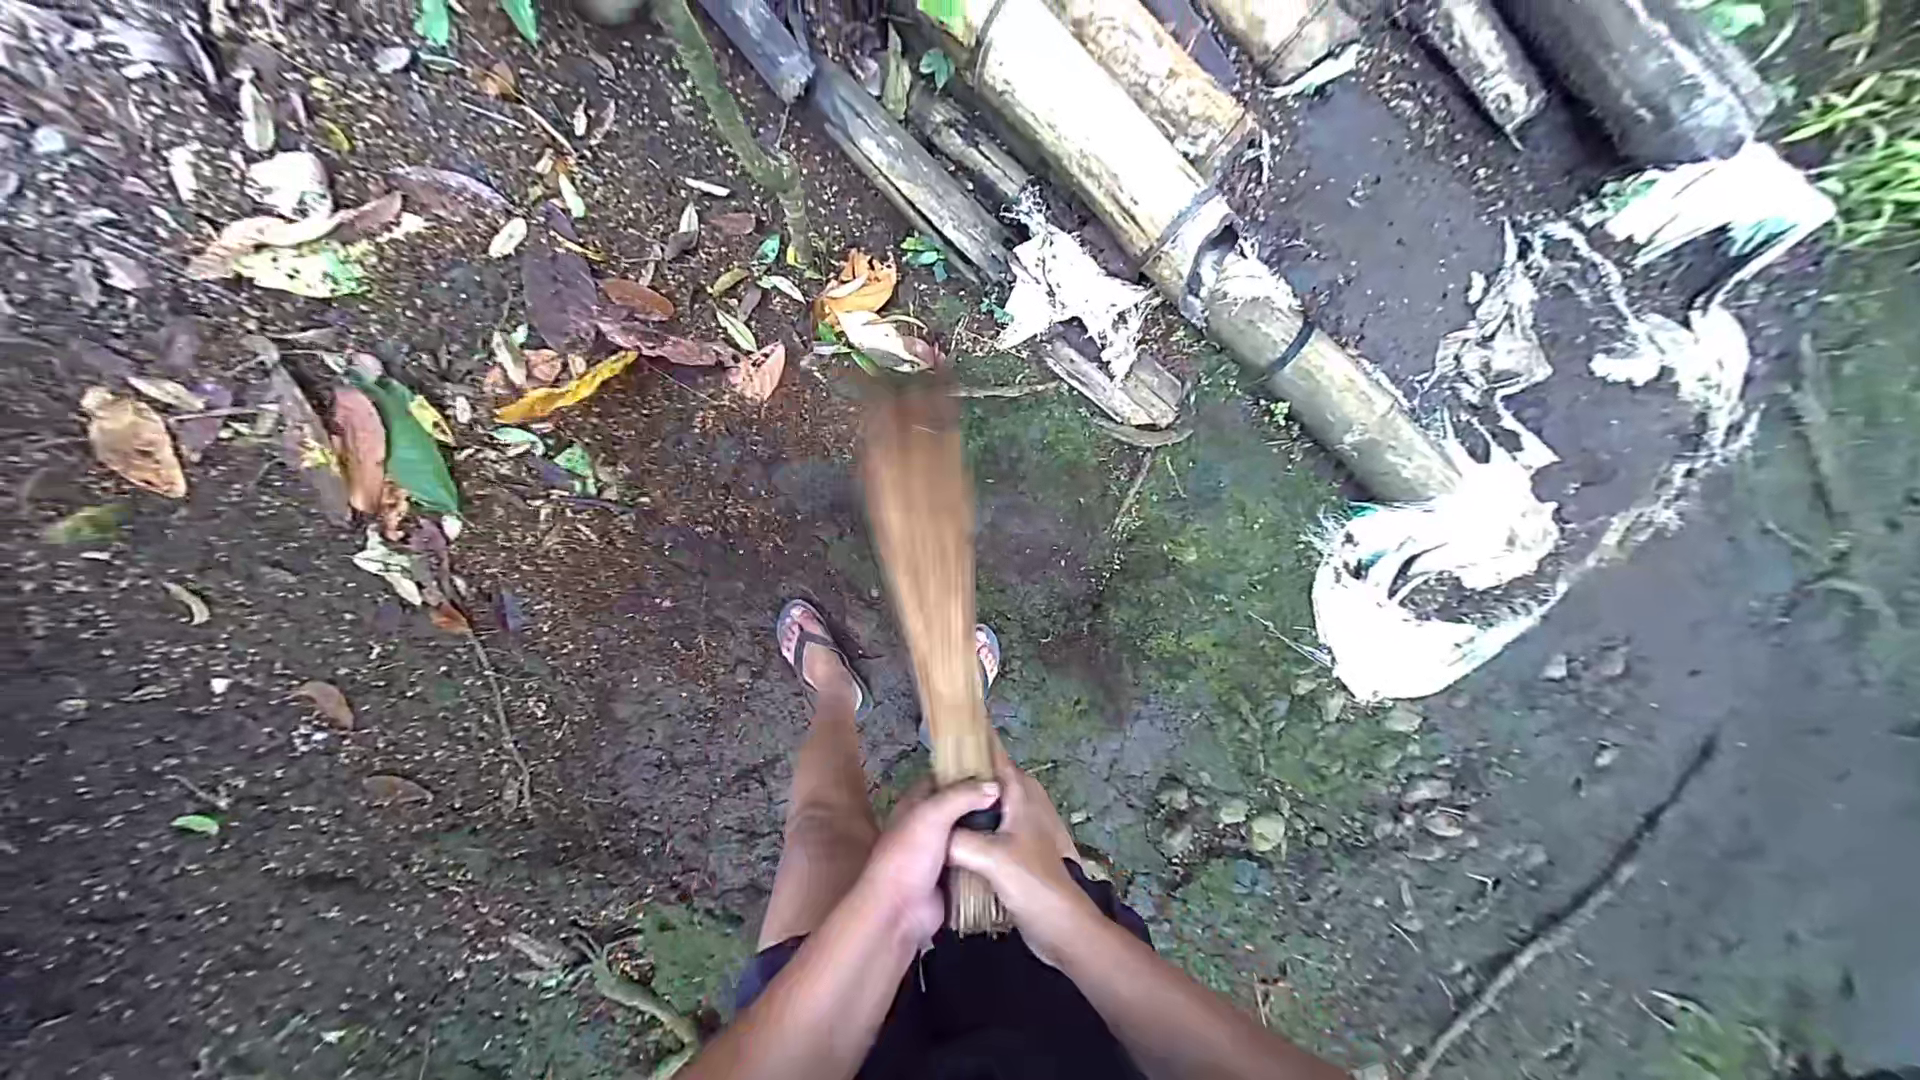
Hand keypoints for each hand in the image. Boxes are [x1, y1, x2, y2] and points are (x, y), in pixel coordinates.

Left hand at [849, 778, 1001, 946]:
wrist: (898, 912)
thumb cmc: (909, 854)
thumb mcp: (933, 815)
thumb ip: (963, 796)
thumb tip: (995, 786)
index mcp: (916, 803)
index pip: (943, 778)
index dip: (966, 772)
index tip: (996, 769)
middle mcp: (928, 824)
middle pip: (959, 806)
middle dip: (982, 802)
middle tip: (1014, 795)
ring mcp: (940, 851)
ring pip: (969, 833)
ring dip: (988, 829)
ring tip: (1018, 817)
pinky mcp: (952, 876)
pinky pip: (974, 859)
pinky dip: (988, 855)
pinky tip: (1011, 846)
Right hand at [946, 743, 1102, 964]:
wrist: (1061, 926)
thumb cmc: (1032, 883)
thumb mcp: (991, 858)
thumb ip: (958, 841)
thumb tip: (932, 834)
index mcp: (1020, 794)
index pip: (996, 756)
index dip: (976, 741)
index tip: (951, 732)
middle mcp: (1022, 802)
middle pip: (990, 777)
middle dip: (966, 771)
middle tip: (932, 773)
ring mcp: (1022, 825)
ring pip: (991, 801)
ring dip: (969, 799)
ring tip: (938, 800)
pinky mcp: (1019, 848)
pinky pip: (991, 824)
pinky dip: (974, 822)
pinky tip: (953, 832)